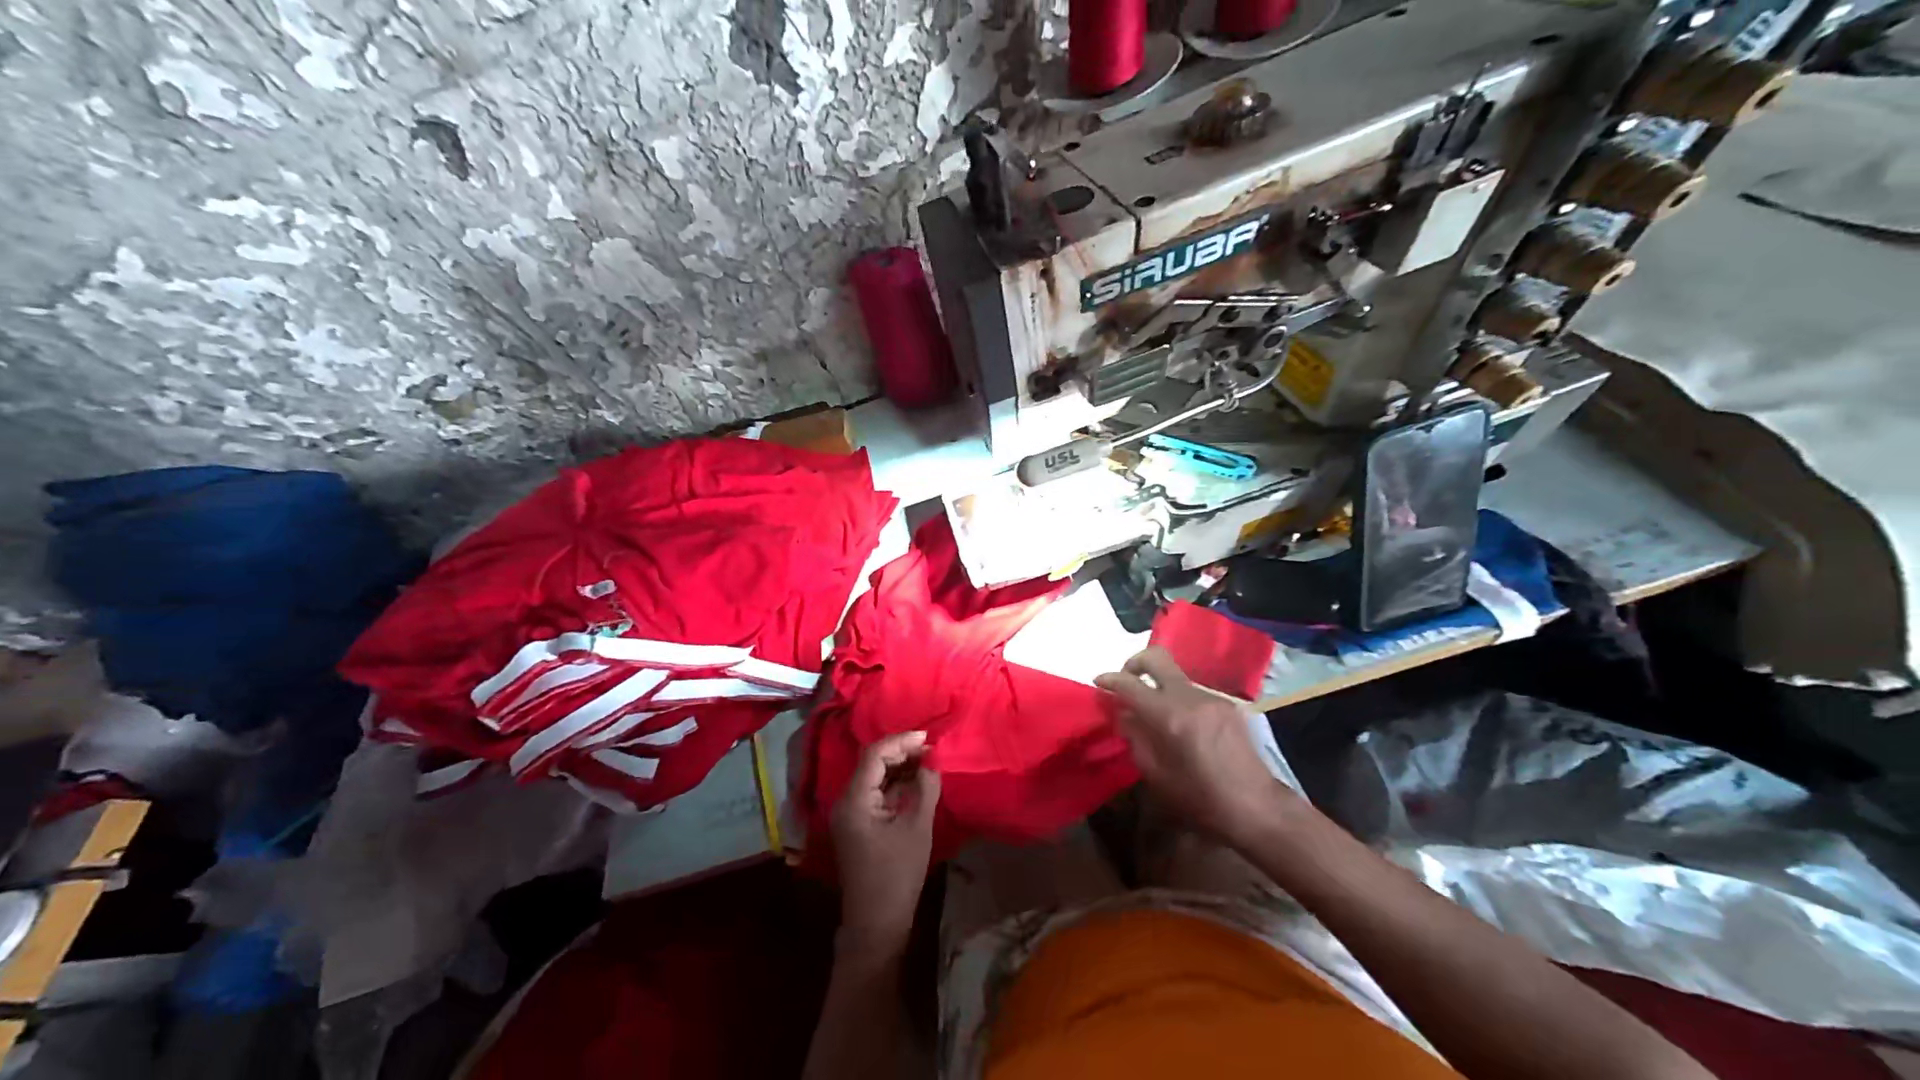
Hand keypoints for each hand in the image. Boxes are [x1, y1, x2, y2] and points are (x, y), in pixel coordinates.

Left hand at [831, 731, 941, 959]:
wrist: (876, 924)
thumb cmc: (897, 875)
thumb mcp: (917, 827)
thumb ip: (925, 788)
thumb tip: (931, 760)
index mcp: (854, 799)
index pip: (874, 755)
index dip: (901, 741)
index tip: (928, 736)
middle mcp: (845, 801)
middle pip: (871, 763)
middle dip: (901, 751)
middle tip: (931, 747)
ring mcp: (849, 814)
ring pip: (874, 777)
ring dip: (899, 766)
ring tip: (928, 760)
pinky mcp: (858, 825)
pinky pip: (875, 793)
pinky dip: (895, 784)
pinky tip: (917, 781)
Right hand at [1096, 647, 1296, 845]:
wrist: (1257, 808)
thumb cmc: (1201, 800)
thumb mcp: (1157, 775)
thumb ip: (1134, 737)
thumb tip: (1122, 713)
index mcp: (1171, 717)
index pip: (1131, 684)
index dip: (1110, 680)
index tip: (1098, 684)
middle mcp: (1192, 698)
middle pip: (1157, 658)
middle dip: (1134, 664)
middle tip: (1124, 683)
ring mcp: (1213, 698)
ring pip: (1176, 677)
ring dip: (1158, 687)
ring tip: (1151, 715)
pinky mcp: (1228, 706)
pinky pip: (1192, 693)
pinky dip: (1177, 700)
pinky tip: (1178, 726)